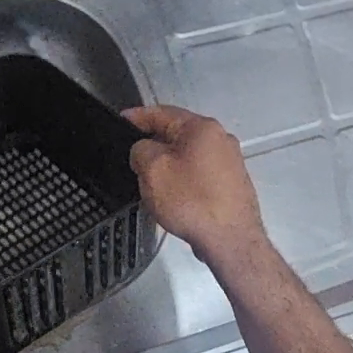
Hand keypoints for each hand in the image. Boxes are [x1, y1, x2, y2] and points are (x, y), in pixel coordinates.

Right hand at [123, 104, 268, 267]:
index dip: (137, 116)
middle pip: (179, 133)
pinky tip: (173, 194)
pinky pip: (200, 172)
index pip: (162, 113)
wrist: (230, 239)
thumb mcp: (153, 169)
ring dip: (169, 162)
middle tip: (131, 154)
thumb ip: (141, 150)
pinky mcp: (233, 184)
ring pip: (190, 154)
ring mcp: (230, 161)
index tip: (120, 120)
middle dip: (154, 141)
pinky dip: (183, 177)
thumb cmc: (190, 200)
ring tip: (149, 176)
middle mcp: (221, 138)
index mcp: (201, 128)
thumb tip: (146, 150)